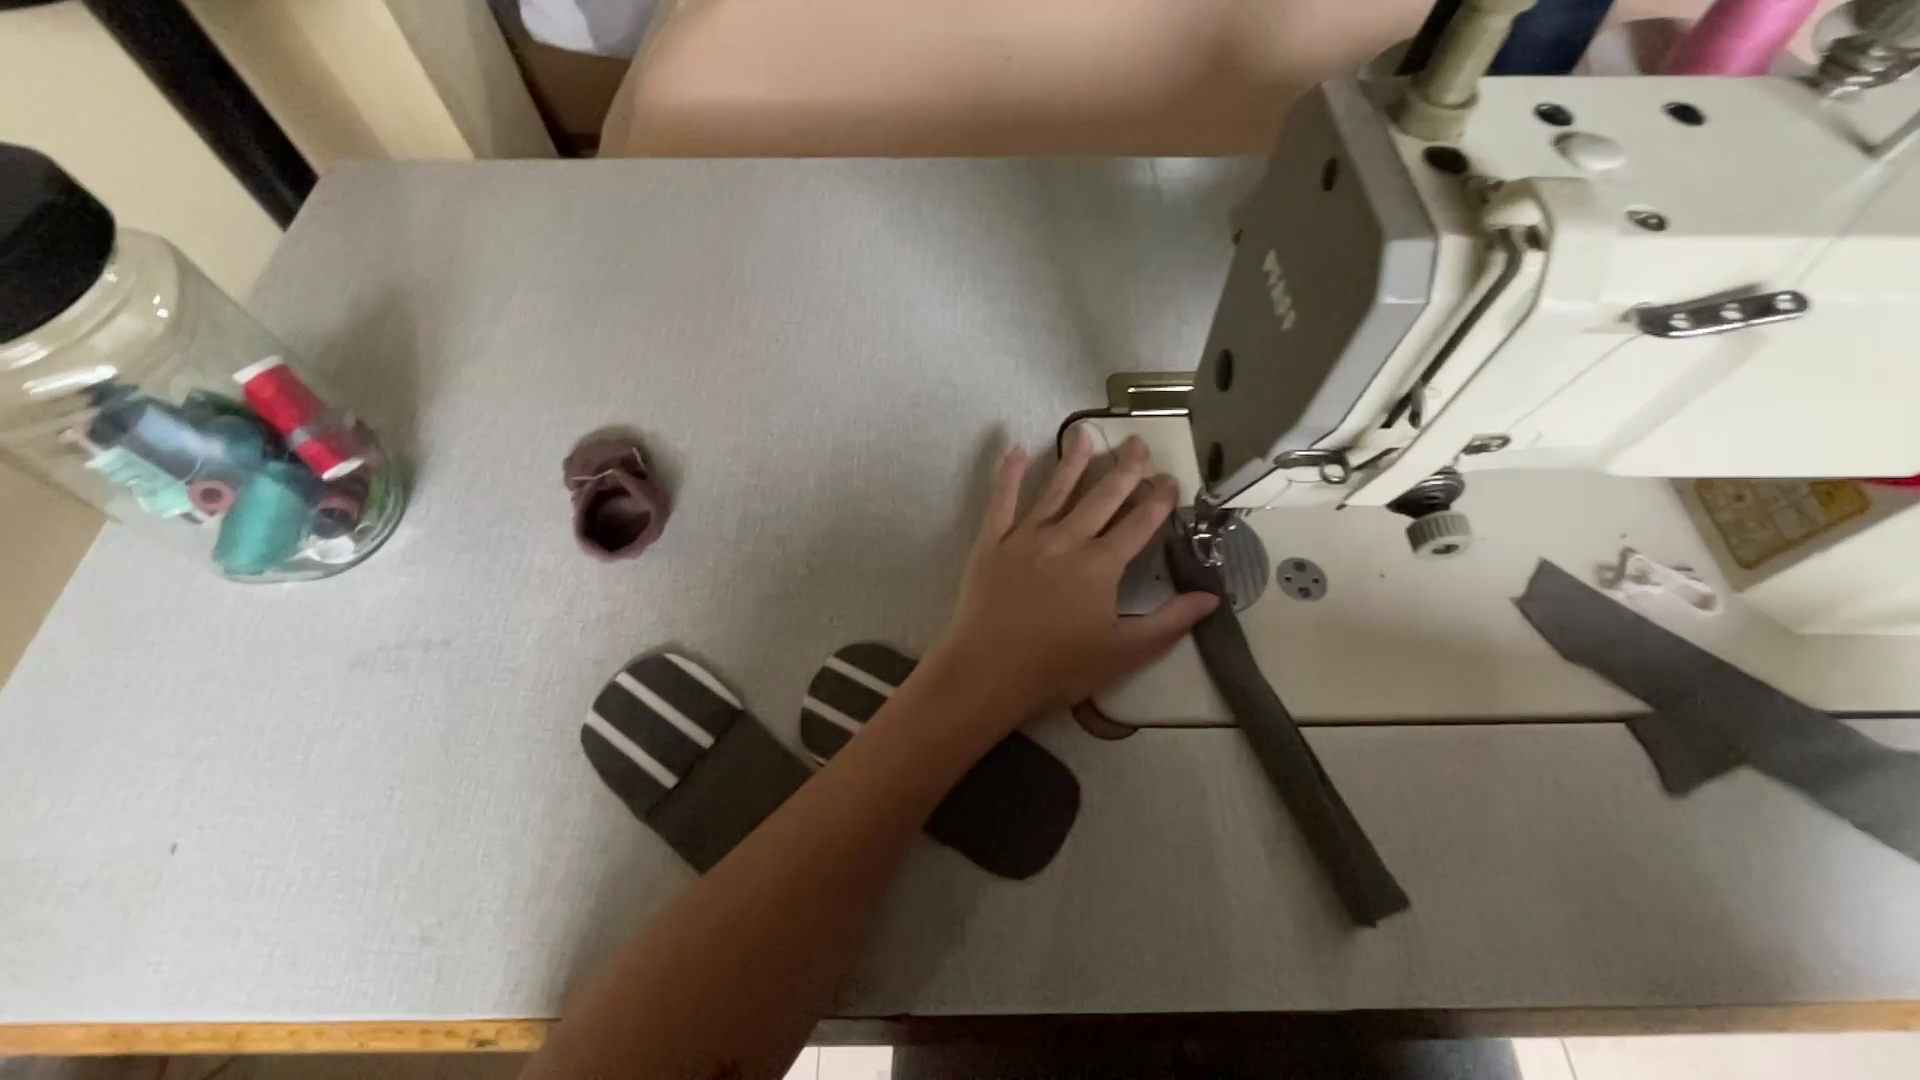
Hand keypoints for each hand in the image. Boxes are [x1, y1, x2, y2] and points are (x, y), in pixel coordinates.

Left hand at [927, 432, 1220, 728]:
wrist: (989, 671)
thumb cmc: (1058, 666)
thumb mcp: (1124, 652)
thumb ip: (1170, 623)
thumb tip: (1212, 598)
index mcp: (1101, 564)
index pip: (1139, 523)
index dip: (1159, 500)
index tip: (1171, 480)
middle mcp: (1067, 539)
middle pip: (1103, 496)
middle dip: (1126, 469)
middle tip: (1139, 445)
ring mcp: (1026, 536)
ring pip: (1055, 489)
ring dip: (1074, 461)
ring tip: (1087, 434)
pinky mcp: (992, 542)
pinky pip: (1001, 500)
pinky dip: (1008, 474)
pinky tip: (1015, 450)